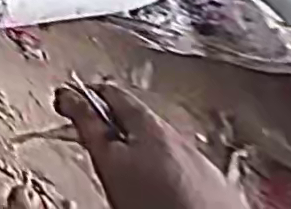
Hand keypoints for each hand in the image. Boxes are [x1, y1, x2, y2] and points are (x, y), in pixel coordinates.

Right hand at [54, 85, 243, 208]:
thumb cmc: (152, 202)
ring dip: (139, 152)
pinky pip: (185, 171)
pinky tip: (159, 191)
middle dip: (113, 128)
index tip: (69, 109)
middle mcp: (184, 142)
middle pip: (137, 121)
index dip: (84, 96)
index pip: (110, 92)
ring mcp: (208, 170)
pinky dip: (166, 173)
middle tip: (96, 147)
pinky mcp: (223, 195)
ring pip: (161, 147)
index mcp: (153, 127)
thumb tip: (67, 95)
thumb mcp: (106, 159)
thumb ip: (85, 121)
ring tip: (127, 175)